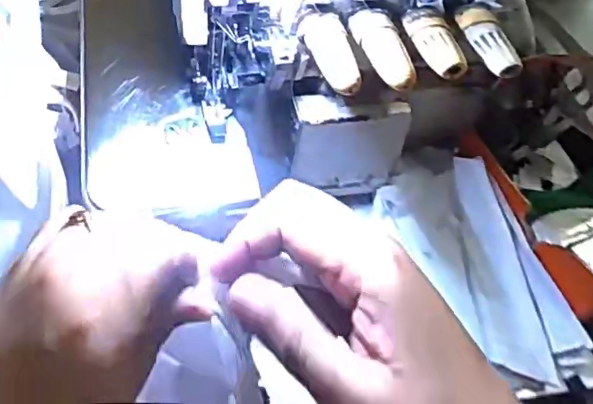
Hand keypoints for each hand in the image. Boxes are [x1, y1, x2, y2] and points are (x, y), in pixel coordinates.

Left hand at [0, 210, 216, 403]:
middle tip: (168, 281)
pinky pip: (77, 221)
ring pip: (113, 220)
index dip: (190, 268)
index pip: (172, 253)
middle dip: (163, 251)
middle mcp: (80, 260)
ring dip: (132, 240)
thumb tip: (200, 300)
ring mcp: (49, 250)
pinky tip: (98, 256)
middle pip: (145, 230)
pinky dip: (95, 231)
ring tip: (133, 270)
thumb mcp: (122, 383)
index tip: (193, 286)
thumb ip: (160, 328)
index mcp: (108, 299)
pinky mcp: (26, 251)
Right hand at [212, 181, 512, 403]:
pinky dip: (293, 273)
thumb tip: (234, 286)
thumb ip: (290, 333)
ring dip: (271, 253)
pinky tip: (277, 305)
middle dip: (255, 236)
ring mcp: (378, 259)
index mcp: (369, 258)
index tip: (213, 278)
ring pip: (310, 230)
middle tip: (222, 284)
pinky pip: (326, 259)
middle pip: (300, 207)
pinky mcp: (379, 281)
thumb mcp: (350, 390)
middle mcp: (373, 243)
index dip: (245, 236)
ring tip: (240, 296)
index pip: (291, 212)